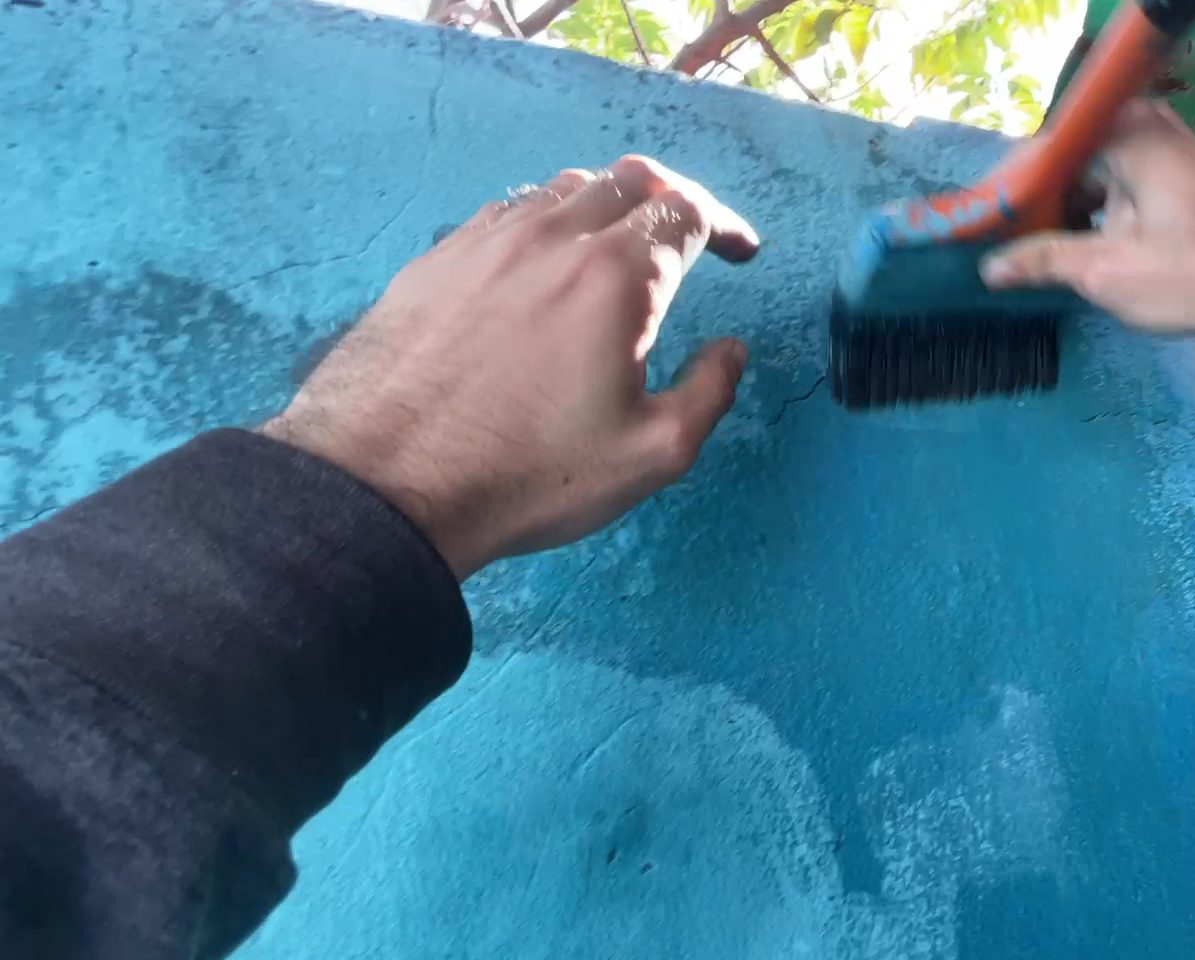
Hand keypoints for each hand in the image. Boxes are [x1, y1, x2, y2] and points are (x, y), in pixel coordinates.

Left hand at [262, 156, 759, 578]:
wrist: (388, 483)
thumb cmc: (539, 472)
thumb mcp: (658, 452)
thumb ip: (712, 391)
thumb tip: (733, 350)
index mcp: (616, 278)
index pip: (685, 214)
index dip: (725, 226)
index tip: (744, 254)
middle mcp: (554, 237)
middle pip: (629, 179)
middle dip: (677, 201)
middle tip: (696, 240)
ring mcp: (487, 239)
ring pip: (568, 186)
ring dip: (616, 206)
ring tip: (629, 248)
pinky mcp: (439, 257)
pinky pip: (513, 210)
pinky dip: (557, 221)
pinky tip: (554, 264)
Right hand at [981, 100, 1194, 405]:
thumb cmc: (1193, 275)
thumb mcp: (1104, 271)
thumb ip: (1041, 261)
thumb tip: (990, 268)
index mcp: (1124, 129)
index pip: (1041, 152)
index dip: (1005, 193)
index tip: (976, 229)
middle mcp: (1145, 124)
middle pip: (1067, 162)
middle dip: (1034, 207)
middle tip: (1001, 252)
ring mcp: (1166, 149)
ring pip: (1092, 179)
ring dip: (1064, 218)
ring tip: (1030, 261)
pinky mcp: (1178, 178)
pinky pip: (1118, 190)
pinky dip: (1095, 219)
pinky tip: (1077, 254)